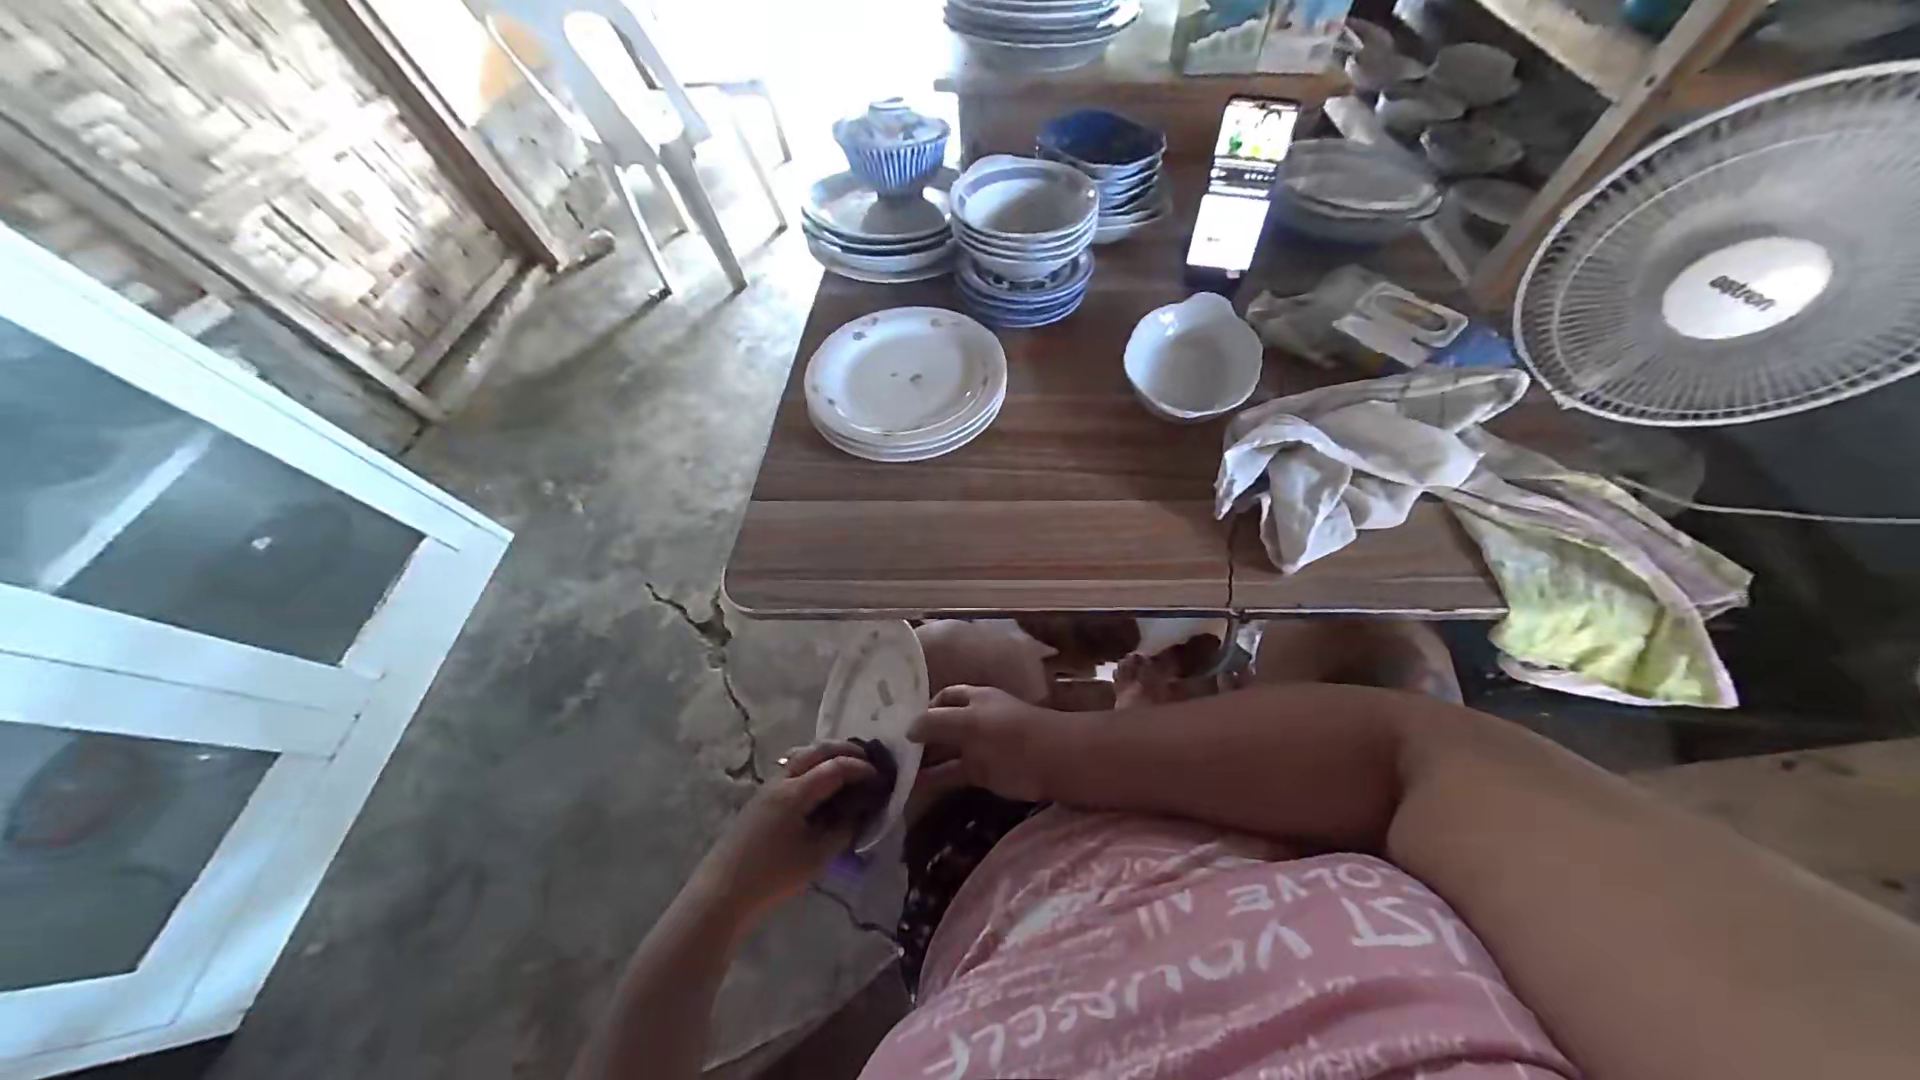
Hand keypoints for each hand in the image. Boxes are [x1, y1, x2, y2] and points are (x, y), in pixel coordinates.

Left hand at [692, 742, 874, 921]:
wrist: (722, 894)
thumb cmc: (772, 877)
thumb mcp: (816, 858)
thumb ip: (842, 831)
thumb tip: (860, 814)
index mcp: (795, 792)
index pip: (835, 767)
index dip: (861, 769)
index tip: (880, 777)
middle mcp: (781, 782)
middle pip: (816, 751)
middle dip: (845, 750)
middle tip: (868, 760)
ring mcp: (768, 789)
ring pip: (802, 757)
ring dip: (827, 756)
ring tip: (848, 767)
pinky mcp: (761, 801)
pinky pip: (792, 771)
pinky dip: (813, 768)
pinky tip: (823, 786)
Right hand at [907, 685, 1067, 802]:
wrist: (1051, 761)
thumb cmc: (1009, 732)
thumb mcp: (970, 721)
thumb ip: (936, 723)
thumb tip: (909, 729)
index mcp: (973, 699)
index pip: (942, 698)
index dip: (923, 708)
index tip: (899, 723)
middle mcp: (972, 720)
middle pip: (940, 726)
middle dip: (918, 737)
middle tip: (888, 752)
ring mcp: (976, 747)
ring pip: (943, 752)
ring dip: (921, 761)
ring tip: (892, 773)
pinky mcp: (980, 773)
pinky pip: (950, 774)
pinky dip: (932, 780)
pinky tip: (911, 789)